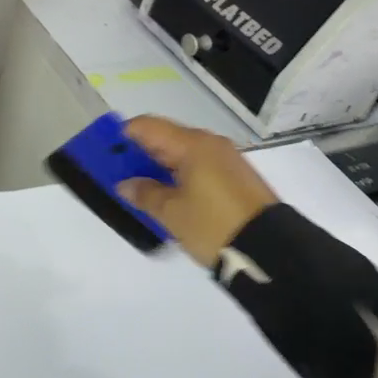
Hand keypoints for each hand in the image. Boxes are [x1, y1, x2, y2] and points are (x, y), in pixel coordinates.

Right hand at [116, 116, 278, 266]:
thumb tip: (126, 184)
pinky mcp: (237, 177)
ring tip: (144, 190)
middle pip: (165, 137)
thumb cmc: (214, 226)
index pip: (147, 126)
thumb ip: (145, 193)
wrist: (272, 252)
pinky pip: (199, 166)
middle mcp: (210, 143)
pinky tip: (171, 196)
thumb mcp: (172, 213)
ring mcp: (227, 159)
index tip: (105, 153)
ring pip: (183, 153)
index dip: (122, 136)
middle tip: (120, 175)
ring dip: (161, 166)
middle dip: (140, 153)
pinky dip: (180, 175)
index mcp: (192, 144)